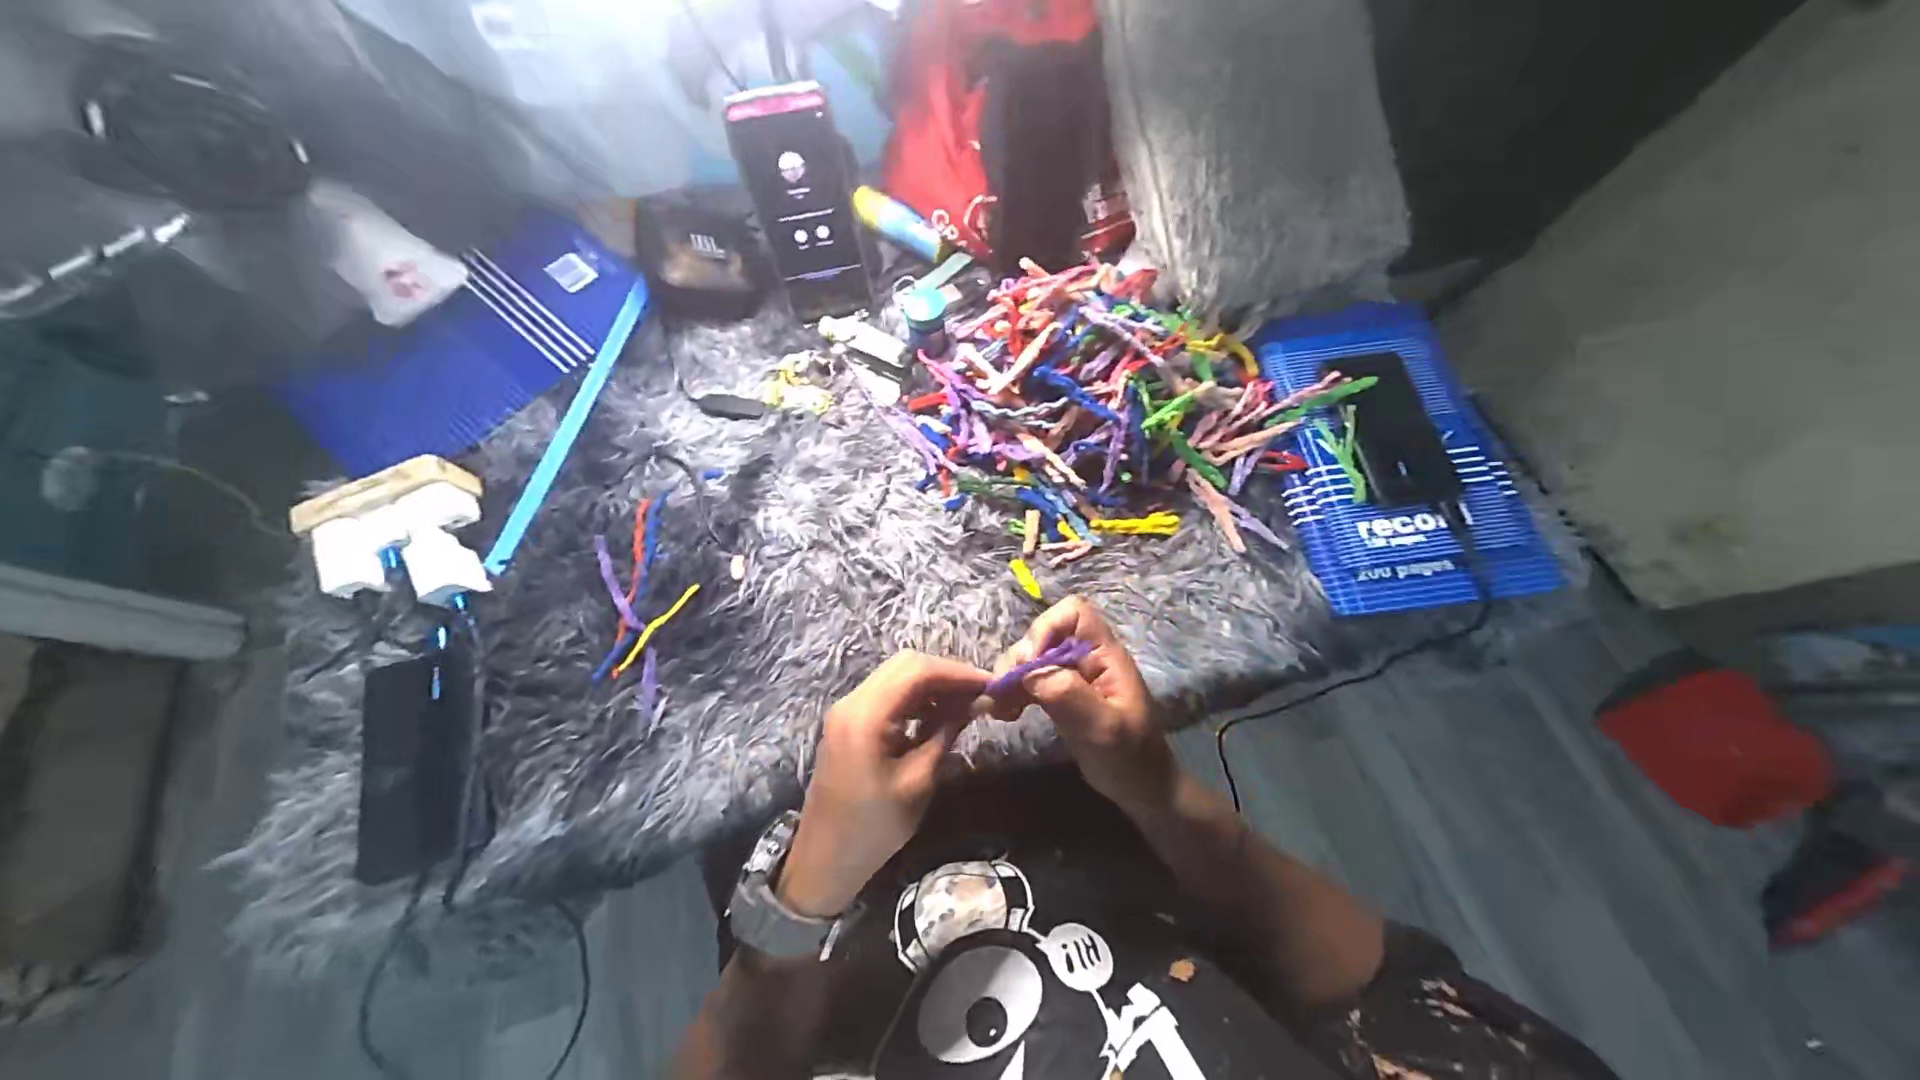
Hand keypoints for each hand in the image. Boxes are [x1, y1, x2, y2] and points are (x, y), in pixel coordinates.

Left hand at [779, 651, 991, 917]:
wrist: (824, 860)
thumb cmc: (873, 828)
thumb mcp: (918, 783)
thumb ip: (945, 734)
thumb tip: (975, 703)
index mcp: (865, 716)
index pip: (917, 671)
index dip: (957, 672)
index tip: (991, 684)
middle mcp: (852, 702)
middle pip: (906, 665)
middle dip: (946, 674)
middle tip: (980, 694)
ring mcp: (848, 710)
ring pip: (897, 676)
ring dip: (932, 685)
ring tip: (965, 706)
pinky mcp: (850, 721)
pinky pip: (888, 694)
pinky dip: (916, 697)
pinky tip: (939, 716)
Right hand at [990, 596, 1174, 811]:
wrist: (1142, 789)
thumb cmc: (1131, 758)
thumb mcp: (1104, 728)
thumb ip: (1070, 696)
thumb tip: (1030, 671)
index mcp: (1106, 655)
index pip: (1073, 612)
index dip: (1046, 629)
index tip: (1030, 665)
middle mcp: (1086, 657)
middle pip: (1044, 634)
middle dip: (1019, 659)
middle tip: (1004, 693)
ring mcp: (1072, 676)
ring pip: (1031, 657)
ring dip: (1009, 678)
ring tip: (998, 707)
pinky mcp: (1059, 695)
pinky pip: (1029, 680)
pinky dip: (1011, 692)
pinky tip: (1003, 713)